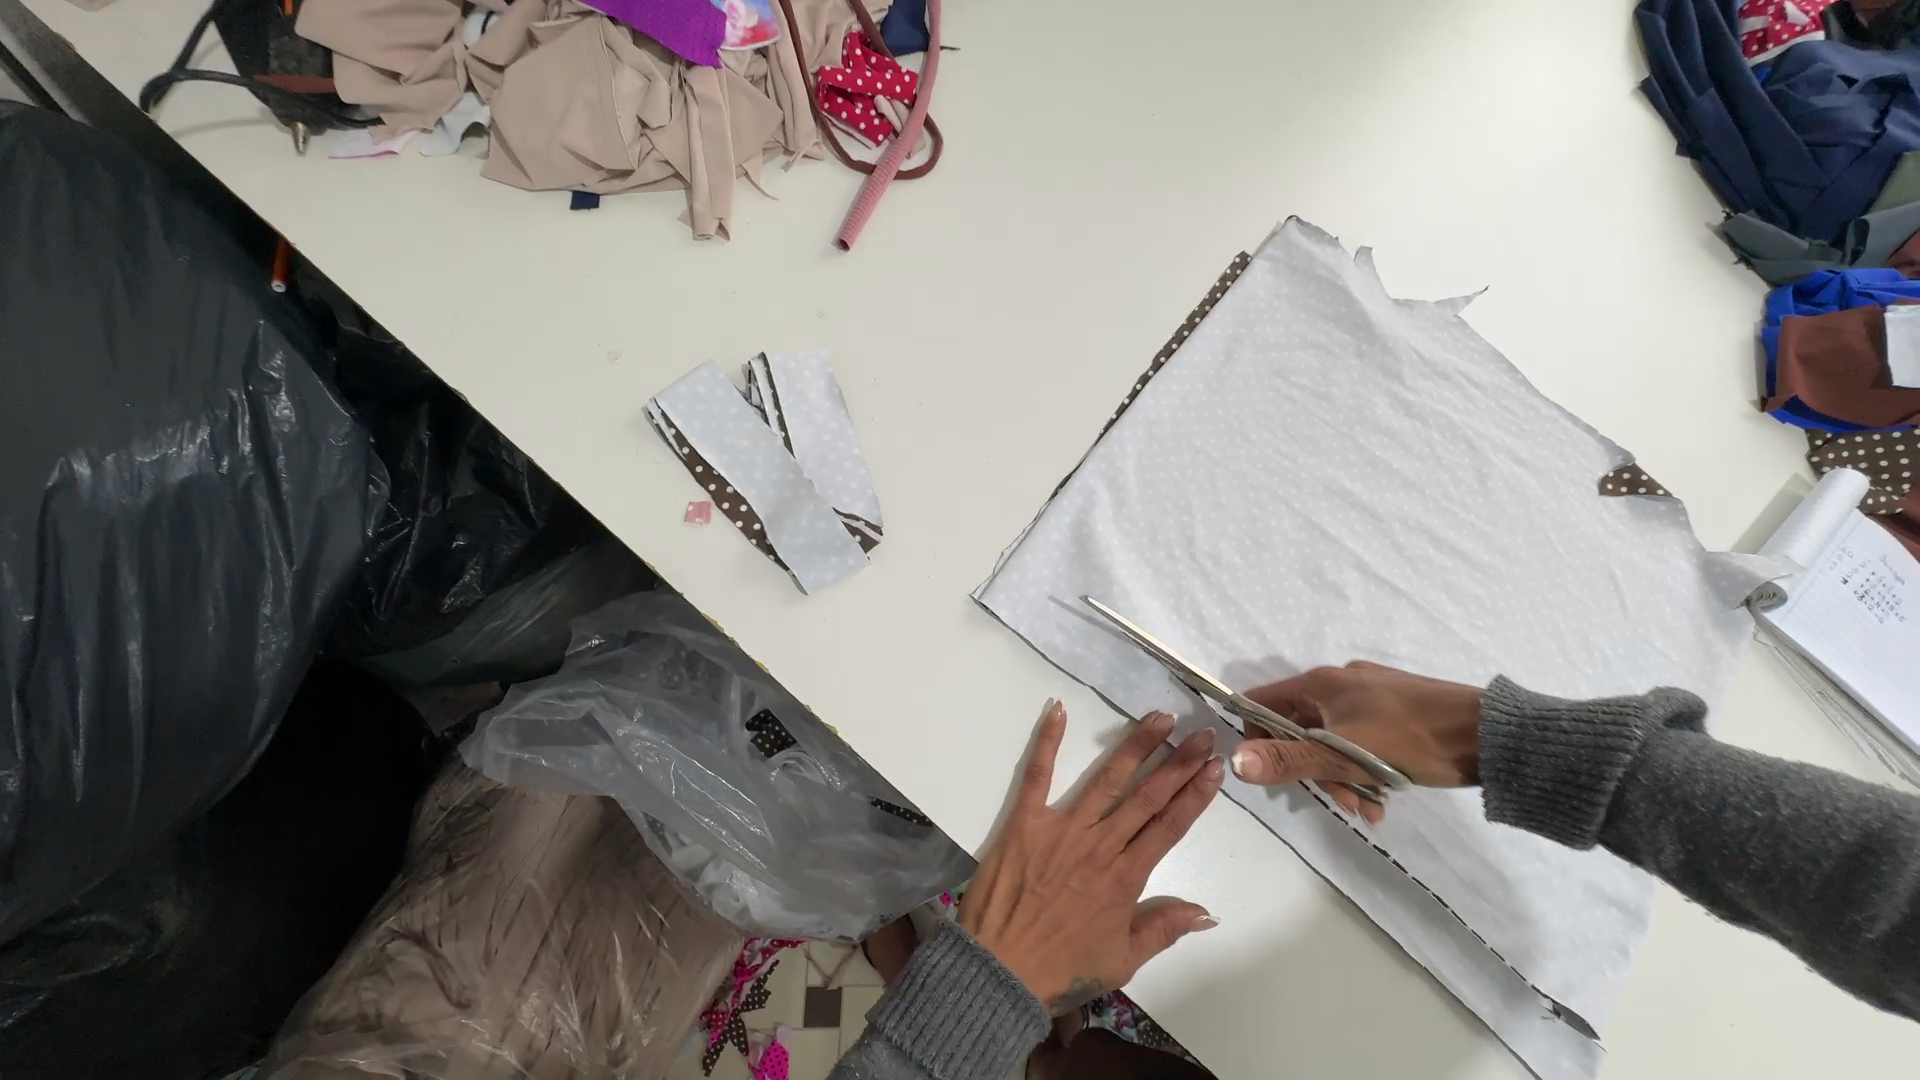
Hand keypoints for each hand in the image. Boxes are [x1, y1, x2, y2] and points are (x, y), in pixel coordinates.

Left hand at [960, 702, 1223, 1014]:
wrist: (999, 971)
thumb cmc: (1061, 969)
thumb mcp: (1121, 961)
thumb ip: (1163, 930)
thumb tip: (1207, 911)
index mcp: (1125, 878)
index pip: (1169, 826)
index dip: (1195, 795)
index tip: (1215, 766)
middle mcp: (1099, 845)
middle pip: (1147, 796)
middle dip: (1177, 763)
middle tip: (1201, 732)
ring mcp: (1061, 828)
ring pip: (1107, 780)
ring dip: (1135, 746)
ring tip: (1159, 718)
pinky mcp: (1025, 821)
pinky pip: (1038, 775)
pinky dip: (1047, 741)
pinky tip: (1058, 710)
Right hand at [1228, 662, 1483, 823]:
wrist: (1494, 736)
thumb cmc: (1413, 740)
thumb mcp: (1344, 756)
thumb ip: (1288, 759)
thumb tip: (1234, 762)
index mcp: (1320, 683)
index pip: (1261, 703)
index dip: (1257, 737)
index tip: (1276, 771)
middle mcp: (1340, 682)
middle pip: (1298, 726)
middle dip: (1311, 769)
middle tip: (1341, 802)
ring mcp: (1370, 693)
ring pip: (1331, 736)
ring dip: (1340, 775)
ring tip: (1370, 809)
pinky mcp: (1397, 708)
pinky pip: (1359, 737)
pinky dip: (1363, 767)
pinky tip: (1384, 798)